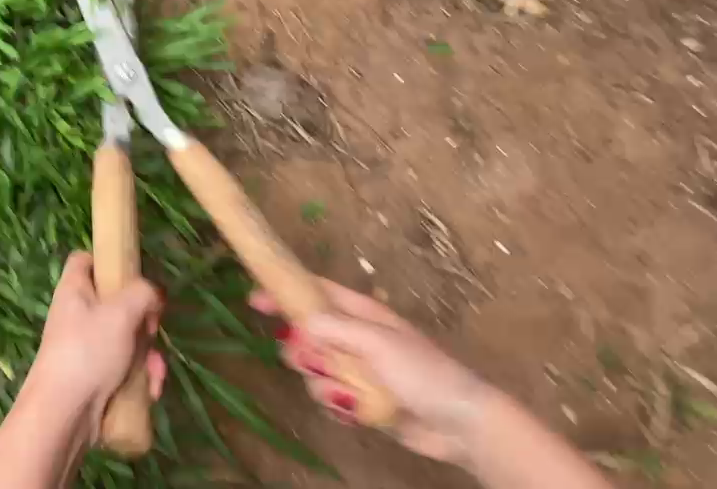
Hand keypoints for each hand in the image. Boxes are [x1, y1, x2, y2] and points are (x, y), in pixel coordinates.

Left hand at [23, 251, 167, 438]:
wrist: (65, 412)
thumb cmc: (88, 351)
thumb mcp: (120, 313)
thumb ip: (142, 293)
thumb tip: (153, 294)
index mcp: (74, 288)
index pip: (85, 259)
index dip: (108, 262)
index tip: (133, 276)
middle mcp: (78, 313)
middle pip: (117, 303)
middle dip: (144, 321)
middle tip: (152, 330)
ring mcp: (87, 345)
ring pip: (127, 339)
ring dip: (148, 355)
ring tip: (154, 372)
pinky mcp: (96, 375)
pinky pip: (125, 367)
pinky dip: (141, 377)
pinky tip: (150, 391)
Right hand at [251, 279, 492, 464]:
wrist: (461, 425)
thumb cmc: (423, 372)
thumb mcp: (377, 342)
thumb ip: (335, 327)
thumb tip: (299, 321)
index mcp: (359, 313)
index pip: (312, 291)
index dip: (283, 291)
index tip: (254, 300)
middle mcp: (352, 337)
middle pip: (304, 333)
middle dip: (302, 350)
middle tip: (311, 362)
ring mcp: (356, 369)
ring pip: (313, 368)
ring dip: (323, 382)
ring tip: (347, 393)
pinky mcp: (359, 400)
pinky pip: (328, 396)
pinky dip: (336, 404)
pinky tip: (354, 411)